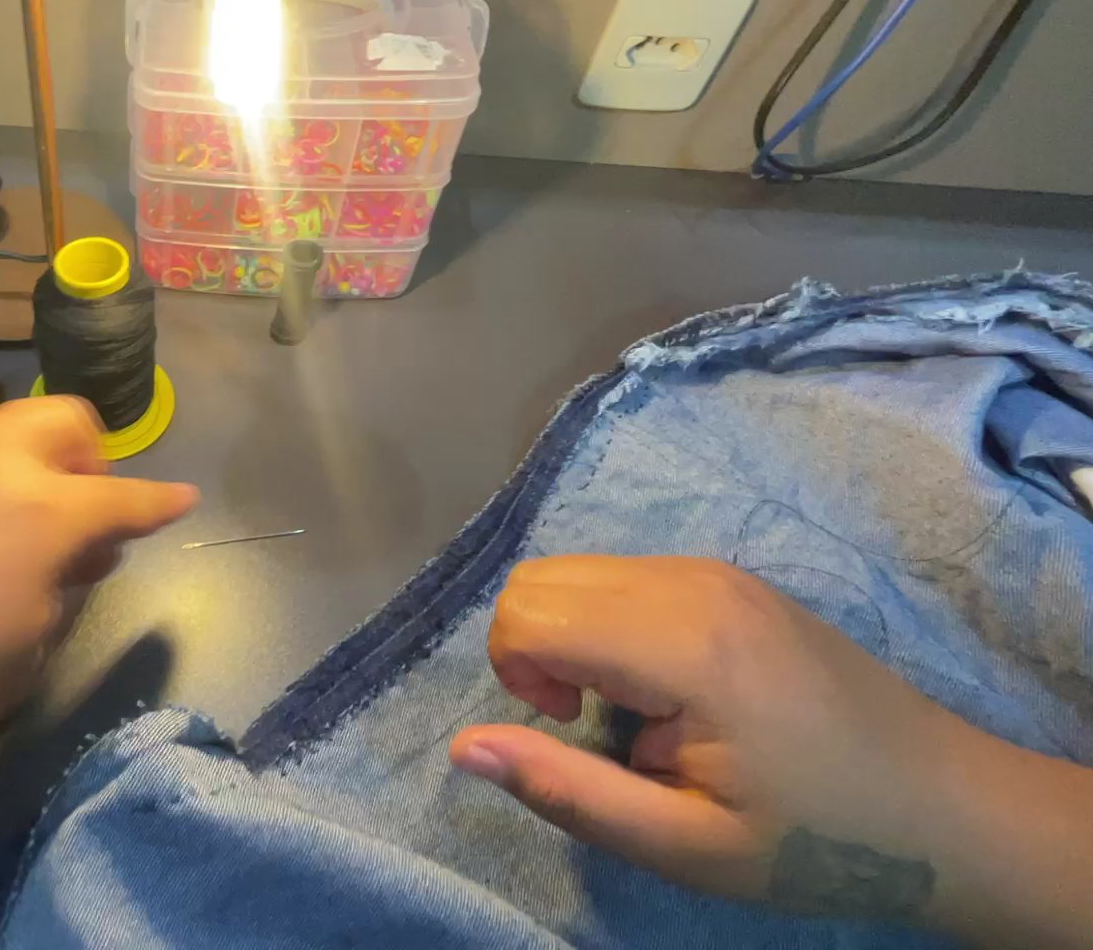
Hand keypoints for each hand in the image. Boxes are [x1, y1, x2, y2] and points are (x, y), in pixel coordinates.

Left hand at [0, 396, 197, 820]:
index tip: (180, 497)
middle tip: (69, 508)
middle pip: (60, 417)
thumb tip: (74, 549)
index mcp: (36, 512)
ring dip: (3, 472)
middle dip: (85, 455)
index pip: (121, 495)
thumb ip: (60, 586)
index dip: (157, 500)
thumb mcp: (20, 657)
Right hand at [447, 556, 1080, 936]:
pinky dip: (592, 617)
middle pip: (533, 581)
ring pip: (562, 570)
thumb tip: (460, 746)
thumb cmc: (814, 839)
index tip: (568, 723)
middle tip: (583, 712)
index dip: (516, 673)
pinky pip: (605, 573)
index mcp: (681, 645)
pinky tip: (648, 672)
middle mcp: (684, 582)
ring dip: (558, 631)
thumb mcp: (684, 846)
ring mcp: (704, 568)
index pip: (526, 616)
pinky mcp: (715, 571)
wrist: (954, 810)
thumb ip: (563, 790)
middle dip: (527, 647)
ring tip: (618, 695)